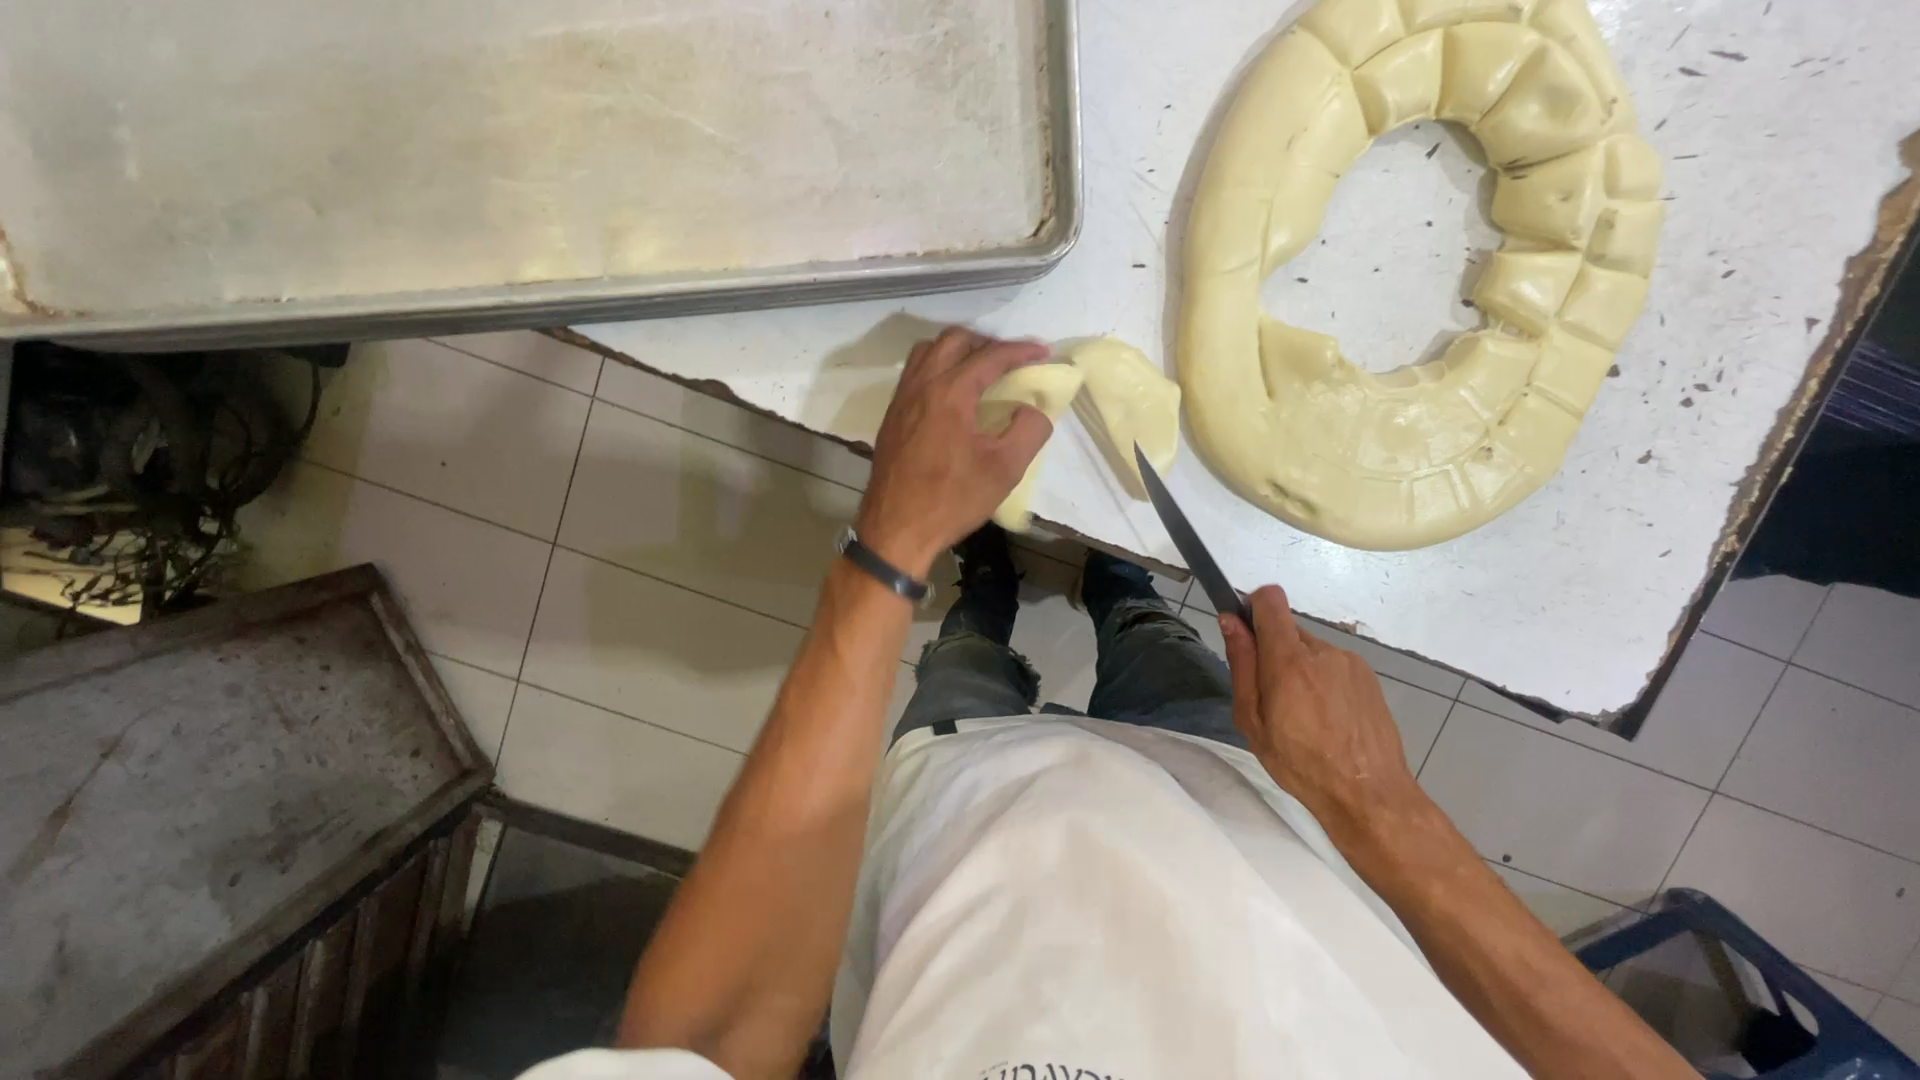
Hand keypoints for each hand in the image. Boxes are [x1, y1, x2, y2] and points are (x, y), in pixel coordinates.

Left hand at [855, 327, 1052, 577]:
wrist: (896, 529)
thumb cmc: (952, 500)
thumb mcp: (1005, 469)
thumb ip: (1029, 430)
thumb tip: (1032, 409)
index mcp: (950, 393)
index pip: (990, 356)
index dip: (1020, 350)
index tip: (1042, 352)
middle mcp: (921, 385)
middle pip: (954, 340)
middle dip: (987, 342)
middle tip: (1011, 359)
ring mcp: (901, 400)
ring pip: (929, 352)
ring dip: (958, 350)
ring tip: (981, 368)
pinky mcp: (892, 417)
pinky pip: (915, 373)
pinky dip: (938, 367)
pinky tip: (953, 393)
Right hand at [1218, 585, 1421, 829]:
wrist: (1369, 794)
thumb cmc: (1301, 763)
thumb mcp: (1253, 720)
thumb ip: (1242, 665)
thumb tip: (1230, 621)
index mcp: (1289, 660)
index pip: (1270, 600)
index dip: (1252, 607)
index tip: (1245, 635)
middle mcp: (1322, 651)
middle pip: (1287, 631)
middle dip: (1273, 653)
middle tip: (1272, 698)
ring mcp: (1350, 662)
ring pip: (1310, 651)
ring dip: (1299, 670)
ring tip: (1303, 715)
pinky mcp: (1368, 677)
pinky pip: (1333, 666)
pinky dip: (1322, 682)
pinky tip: (1327, 719)